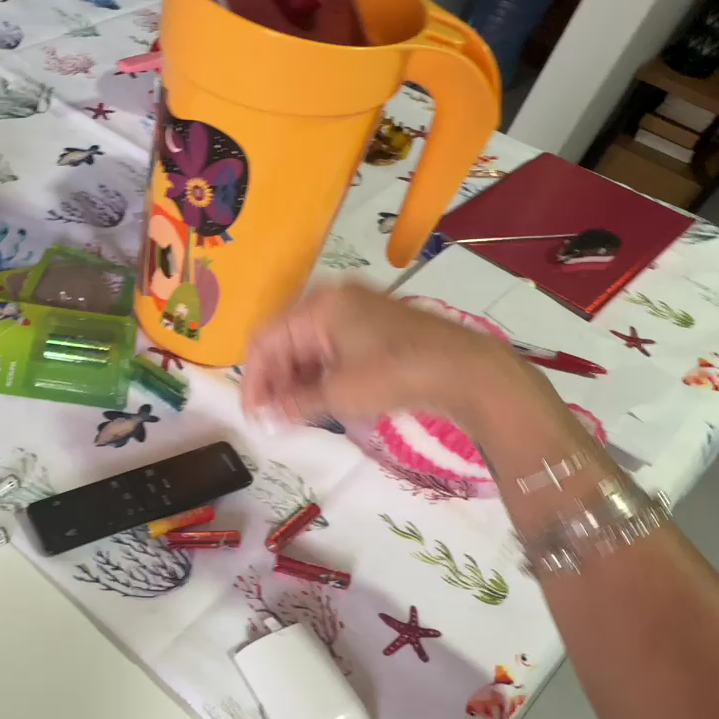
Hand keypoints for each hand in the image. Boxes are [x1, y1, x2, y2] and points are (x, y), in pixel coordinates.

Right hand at [239, 280, 533, 429]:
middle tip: (272, 417)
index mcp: (318, 305)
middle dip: (275, 380)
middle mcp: (333, 299)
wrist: (465, 370)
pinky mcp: (373, 326)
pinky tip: (319, 400)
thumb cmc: (396, 374)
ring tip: (293, 414)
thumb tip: (267, 418)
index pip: (265, 339)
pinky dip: (319, 374)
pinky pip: (330, 348)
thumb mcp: (338, 394)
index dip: (253, 380)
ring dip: (295, 379)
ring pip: (307, 346)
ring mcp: (355, 310)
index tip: (252, 415)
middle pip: (284, 340)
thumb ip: (294, 403)